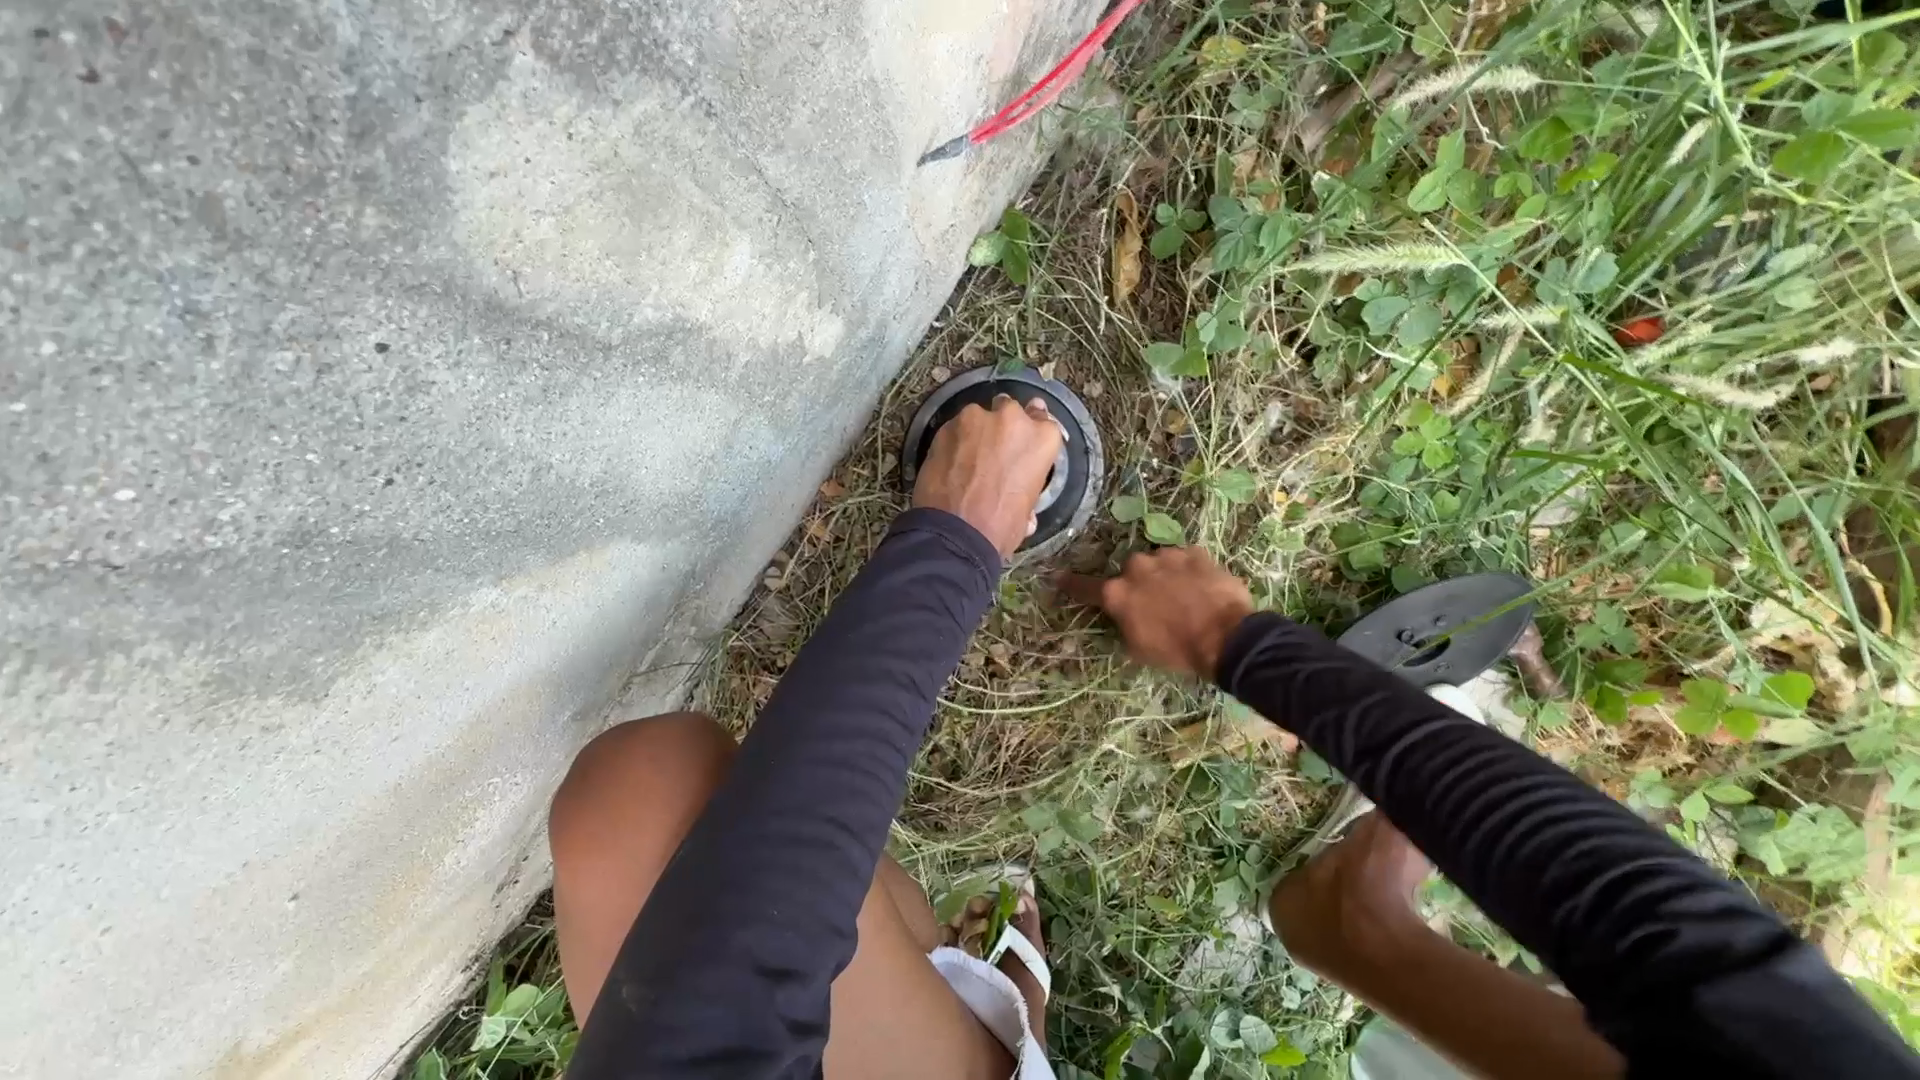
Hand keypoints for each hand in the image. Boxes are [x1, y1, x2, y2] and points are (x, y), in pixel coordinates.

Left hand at [912, 394, 1063, 557]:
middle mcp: (1012, 419)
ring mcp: (976, 419)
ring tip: (967, 458)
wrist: (956, 533)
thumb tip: (1022, 507)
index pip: (1043, 422)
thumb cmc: (1000, 527)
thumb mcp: (1027, 510)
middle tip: (993, 450)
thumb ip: (1027, 490)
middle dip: (1003, 427)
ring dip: (976, 432)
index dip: (1031, 433)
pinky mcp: (946, 427)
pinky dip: (954, 441)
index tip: (1022, 443)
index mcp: (1042, 438)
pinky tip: (950, 462)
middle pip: (1010, 410)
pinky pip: (954, 428)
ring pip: (978, 416)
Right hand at [1057, 547, 1254, 677]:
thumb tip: (1124, 617)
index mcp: (1117, 593)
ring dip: (1165, 576)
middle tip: (1155, 604)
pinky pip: (1186, 559)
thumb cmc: (1177, 651)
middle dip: (1139, 584)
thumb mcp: (1138, 649)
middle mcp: (1136, 568)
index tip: (1059, 577)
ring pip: (1158, 563)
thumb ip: (1124, 625)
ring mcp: (1167, 556)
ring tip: (1184, 597)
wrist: (1227, 638)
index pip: (1084, 587)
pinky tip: (1202, 588)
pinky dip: (1189, 571)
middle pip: (1130, 573)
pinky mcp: (1195, 552)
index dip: (1071, 584)